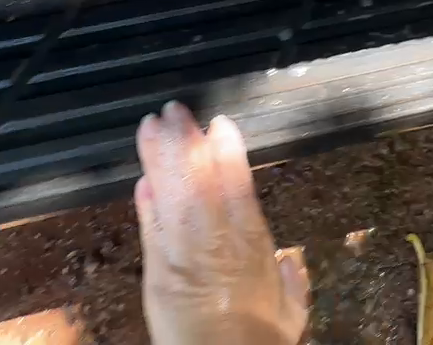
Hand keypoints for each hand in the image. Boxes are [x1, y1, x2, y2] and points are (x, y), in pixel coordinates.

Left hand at [136, 102, 309, 344]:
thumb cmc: (261, 341)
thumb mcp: (290, 312)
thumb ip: (292, 281)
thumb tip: (290, 260)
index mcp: (252, 240)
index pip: (239, 184)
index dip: (228, 151)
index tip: (218, 122)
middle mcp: (218, 237)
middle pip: (199, 180)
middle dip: (185, 143)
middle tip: (173, 111)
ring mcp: (184, 253)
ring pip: (173, 196)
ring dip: (160, 160)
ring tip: (150, 127)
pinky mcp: (157, 273)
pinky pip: (151, 231)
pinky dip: (146, 205)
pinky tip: (141, 181)